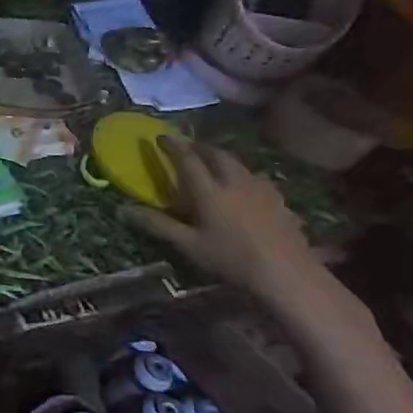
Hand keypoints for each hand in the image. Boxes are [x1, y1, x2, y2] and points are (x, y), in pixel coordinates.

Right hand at [122, 135, 325, 303]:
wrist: (288, 275)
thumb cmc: (232, 259)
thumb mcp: (189, 245)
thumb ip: (158, 225)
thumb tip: (123, 209)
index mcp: (209, 191)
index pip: (187, 159)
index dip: (173, 146)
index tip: (160, 137)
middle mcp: (235, 183)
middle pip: (217, 155)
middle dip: (200, 146)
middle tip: (189, 146)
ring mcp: (262, 190)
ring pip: (240, 164)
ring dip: (224, 158)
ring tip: (216, 163)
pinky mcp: (281, 202)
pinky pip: (258, 179)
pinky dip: (245, 175)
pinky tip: (247, 187)